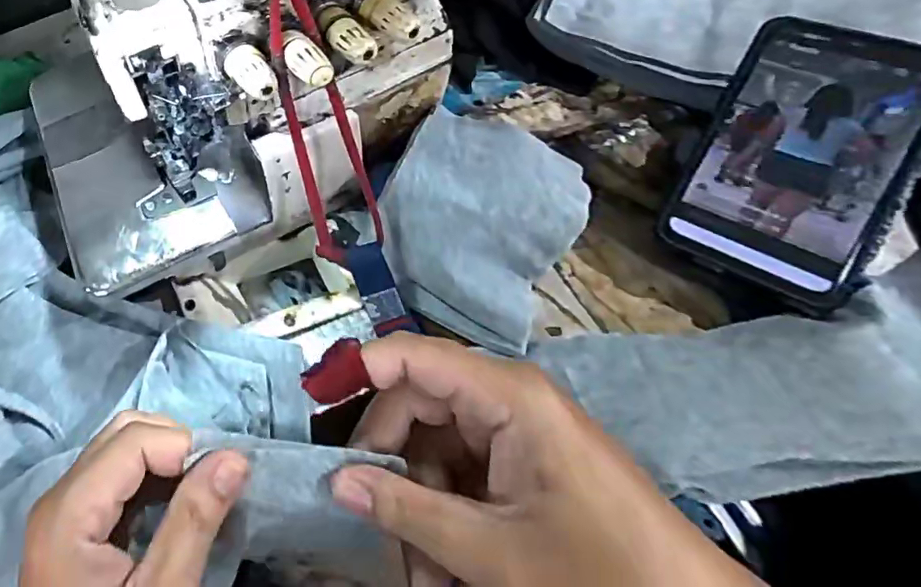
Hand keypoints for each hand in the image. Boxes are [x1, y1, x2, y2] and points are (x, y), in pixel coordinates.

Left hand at [21, 411, 249, 586]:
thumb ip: (194, 522)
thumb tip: (234, 457)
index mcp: (68, 510)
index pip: (131, 440)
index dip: (181, 446)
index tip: (225, 475)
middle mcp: (57, 497)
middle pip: (119, 434)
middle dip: (172, 444)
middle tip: (213, 479)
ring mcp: (59, 510)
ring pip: (114, 449)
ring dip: (161, 458)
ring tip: (199, 488)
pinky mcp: (69, 526)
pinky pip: (110, 478)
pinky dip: (146, 478)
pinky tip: (174, 503)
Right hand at [329, 335, 758, 586]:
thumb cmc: (604, 576)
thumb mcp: (497, 554)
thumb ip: (409, 511)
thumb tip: (335, 481)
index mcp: (505, 394)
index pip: (410, 355)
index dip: (359, 372)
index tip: (315, 406)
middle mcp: (505, 397)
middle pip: (416, 404)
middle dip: (391, 465)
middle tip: (371, 519)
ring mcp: (515, 429)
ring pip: (434, 445)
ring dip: (418, 501)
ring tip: (419, 570)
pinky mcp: (524, 460)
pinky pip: (463, 470)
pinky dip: (446, 512)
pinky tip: (444, 565)